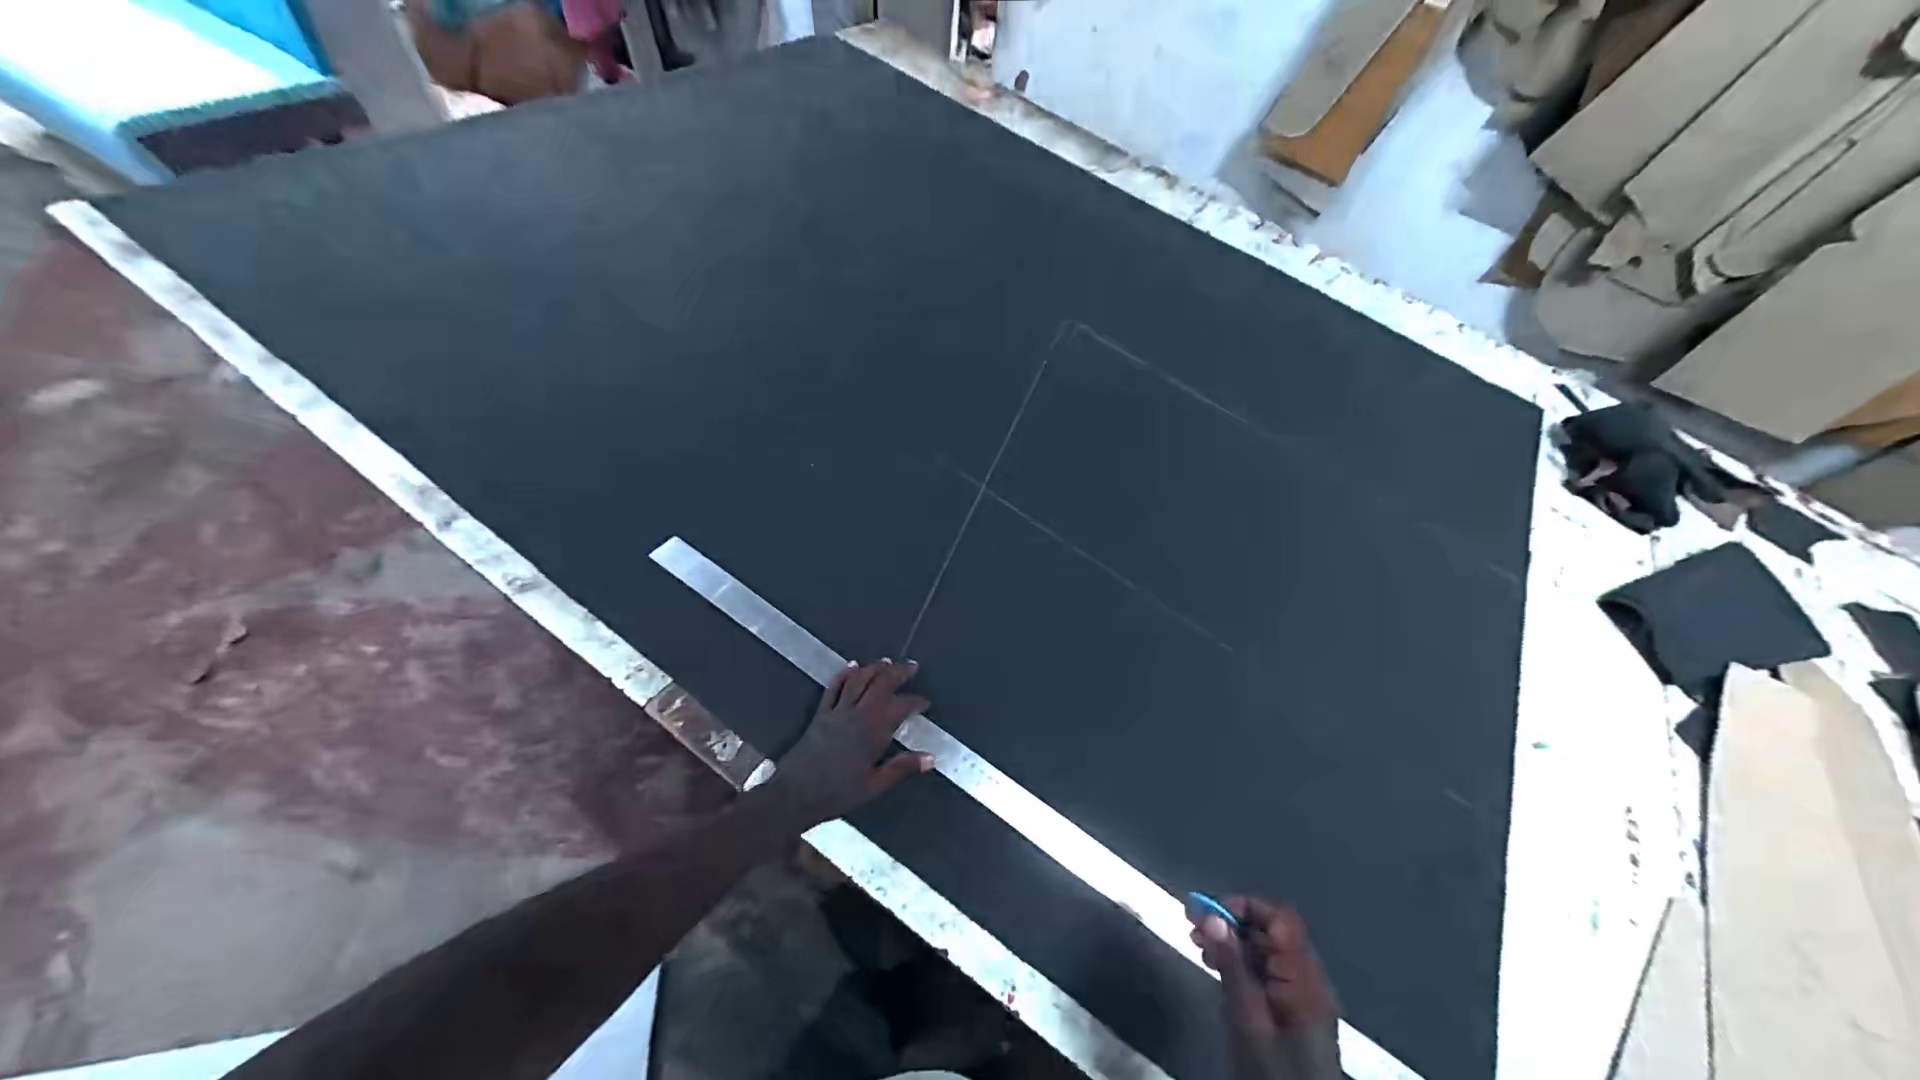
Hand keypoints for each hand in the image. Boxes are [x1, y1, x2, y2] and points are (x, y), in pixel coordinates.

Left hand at [766, 658, 933, 826]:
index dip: (916, 701)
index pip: (901, 706)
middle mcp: (857, 714)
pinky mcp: (821, 713)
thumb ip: (902, 768)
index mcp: (874, 731)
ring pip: (859, 679)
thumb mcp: (875, 785)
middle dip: (899, 672)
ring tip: (887, 662)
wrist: (795, 794)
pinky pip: (834, 687)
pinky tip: (852, 666)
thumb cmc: (838, 793)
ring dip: (875, 667)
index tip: (925, 703)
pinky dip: (845, 673)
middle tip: (912, 667)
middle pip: (881, 683)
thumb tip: (930, 758)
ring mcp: (837, 711)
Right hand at [1189, 896, 1341, 1079]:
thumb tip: (1211, 916)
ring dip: (1232, 941)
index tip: (1206, 912)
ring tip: (1198, 944)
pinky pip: (1266, 971)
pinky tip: (1215, 965)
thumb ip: (1232, 964)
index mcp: (1304, 978)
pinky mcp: (1291, 1011)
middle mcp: (1308, 980)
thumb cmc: (1274, 1074)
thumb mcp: (1247, 1018)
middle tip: (1192, 926)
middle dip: (1232, 922)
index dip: (1244, 906)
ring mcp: (1301, 996)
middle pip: (1272, 932)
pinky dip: (1240, 962)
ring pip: (1266, 950)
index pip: (1281, 919)